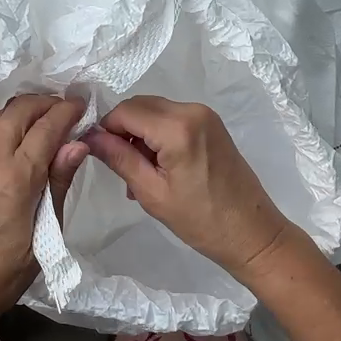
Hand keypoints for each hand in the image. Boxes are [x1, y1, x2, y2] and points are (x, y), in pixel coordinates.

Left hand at [0, 94, 89, 328]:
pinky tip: (15, 128)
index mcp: (16, 177)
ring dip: (23, 105)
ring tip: (42, 115)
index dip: (67, 112)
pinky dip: (3, 116)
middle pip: (21, 109)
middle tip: (65, 109)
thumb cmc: (2, 272)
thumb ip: (58, 184)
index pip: (47, 128)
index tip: (82, 105)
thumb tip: (78, 143)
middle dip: (46, 102)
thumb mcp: (43, 236)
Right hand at [84, 96, 295, 282]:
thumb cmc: (201, 221)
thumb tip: (88, 136)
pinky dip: (157, 134)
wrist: (252, 234)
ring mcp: (204, 114)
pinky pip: (171, 117)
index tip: (99, 154)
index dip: (106, 129)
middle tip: (121, 167)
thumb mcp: (152, 194)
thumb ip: (119, 158)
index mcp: (177, 127)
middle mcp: (191, 110)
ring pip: (154, 110)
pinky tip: (158, 165)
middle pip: (139, 106)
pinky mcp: (211, 122)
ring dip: (139, 133)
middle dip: (123, 130)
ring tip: (139, 172)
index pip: (125, 111)